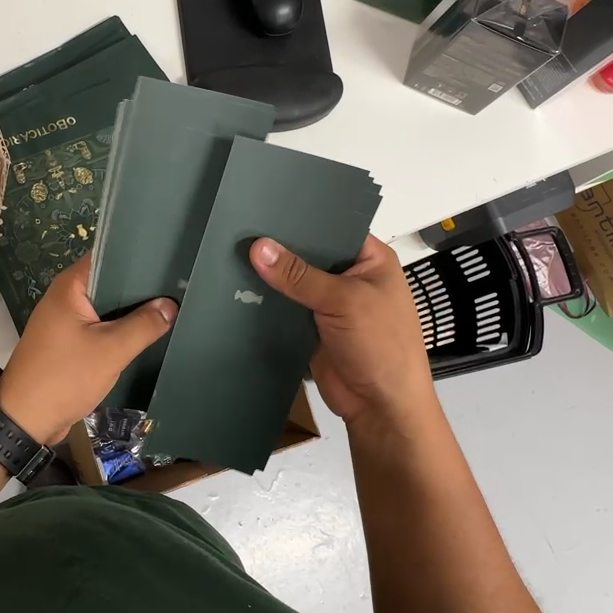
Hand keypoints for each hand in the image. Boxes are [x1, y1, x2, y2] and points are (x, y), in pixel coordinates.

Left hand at [0, 253, 175, 443]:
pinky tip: (147, 333)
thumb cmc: (64, 377)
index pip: (107, 255)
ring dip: (131, 311)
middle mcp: (65, 297)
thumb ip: (143, 325)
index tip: (170, 257)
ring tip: (171, 305)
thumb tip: (170, 305)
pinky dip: (119, 330)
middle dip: (140, 286)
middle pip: (109, 281)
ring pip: (106, 307)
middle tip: (179, 285)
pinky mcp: (68, 344)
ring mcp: (65, 322)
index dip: (137, 254)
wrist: (25, 420)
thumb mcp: (111, 350)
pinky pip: (99, 328)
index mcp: (70, 287)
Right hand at [250, 236, 433, 427]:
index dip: (302, 219)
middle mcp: (350, 277)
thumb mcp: (343, 301)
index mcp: (370, 260)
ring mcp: (330, 304)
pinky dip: (267, 303)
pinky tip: (238, 288)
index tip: (265, 208)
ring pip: (294, 283)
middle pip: (309, 255)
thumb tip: (259, 248)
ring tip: (231, 253)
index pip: (332, 228)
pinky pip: (285, 309)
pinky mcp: (311, 328)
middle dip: (279, 249)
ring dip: (270, 277)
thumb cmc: (382, 345)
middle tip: (240, 230)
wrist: (381, 405)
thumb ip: (299, 275)